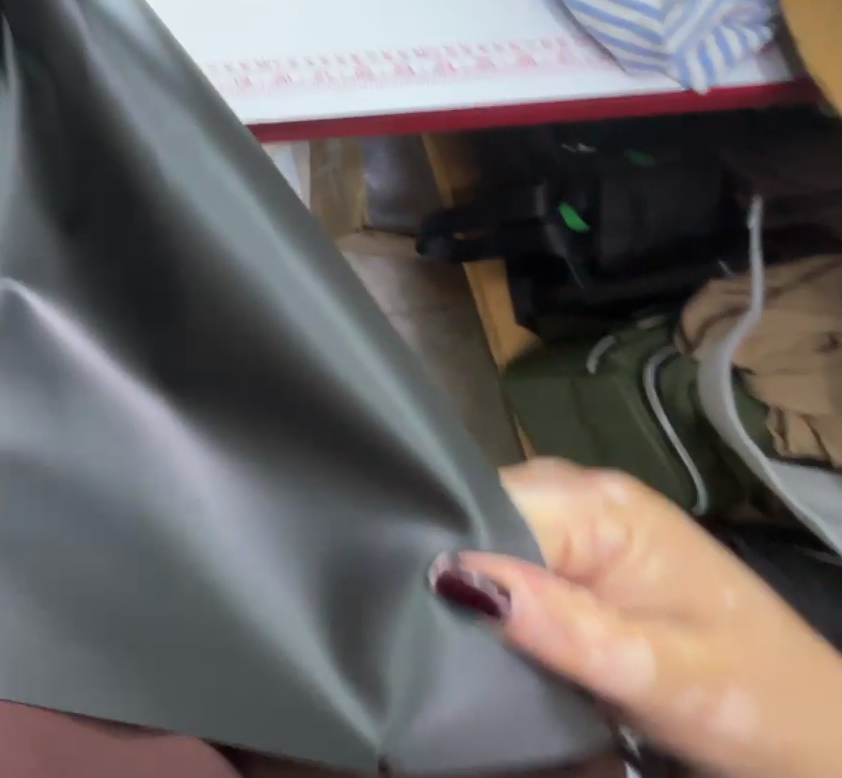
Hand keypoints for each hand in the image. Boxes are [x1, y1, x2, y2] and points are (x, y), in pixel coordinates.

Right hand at [432, 459, 841, 777]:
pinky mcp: (571, 545)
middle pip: (473, 509)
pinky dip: (484, 584)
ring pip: (479, 529)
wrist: (818, 735)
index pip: (485, 503)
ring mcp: (575, 515)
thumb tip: (453, 576)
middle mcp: (579, 490)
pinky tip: (483, 616)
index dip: (448, 548)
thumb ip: (564, 626)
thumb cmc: (758, 705)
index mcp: (602, 503)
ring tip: (453, 624)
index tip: (423, 602)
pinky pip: (499, 547)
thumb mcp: (663, 675)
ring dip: (463, 576)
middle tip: (438, 622)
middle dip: (448, 561)